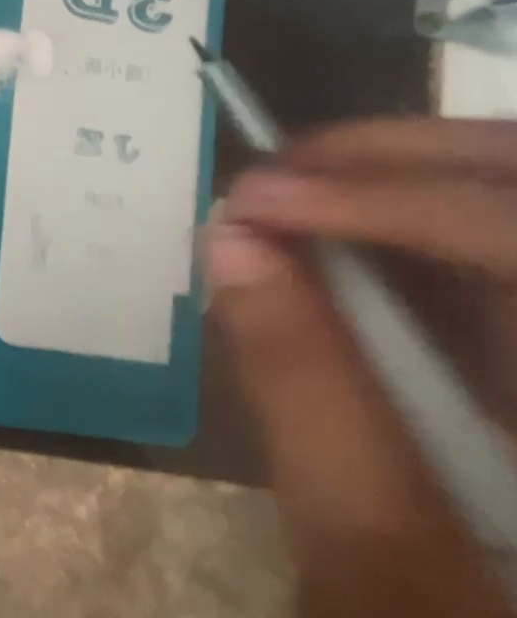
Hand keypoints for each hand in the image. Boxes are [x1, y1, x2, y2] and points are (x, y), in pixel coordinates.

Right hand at [208, 119, 516, 616]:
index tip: (259, 197)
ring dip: (403, 187)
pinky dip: (404, 238)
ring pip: (510, 216)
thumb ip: (307, 392)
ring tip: (284, 196)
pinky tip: (325, 244)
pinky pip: (487, 266)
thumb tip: (227, 246)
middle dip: (409, 163)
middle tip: (274, 173)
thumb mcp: (376, 552)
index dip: (405, 201)